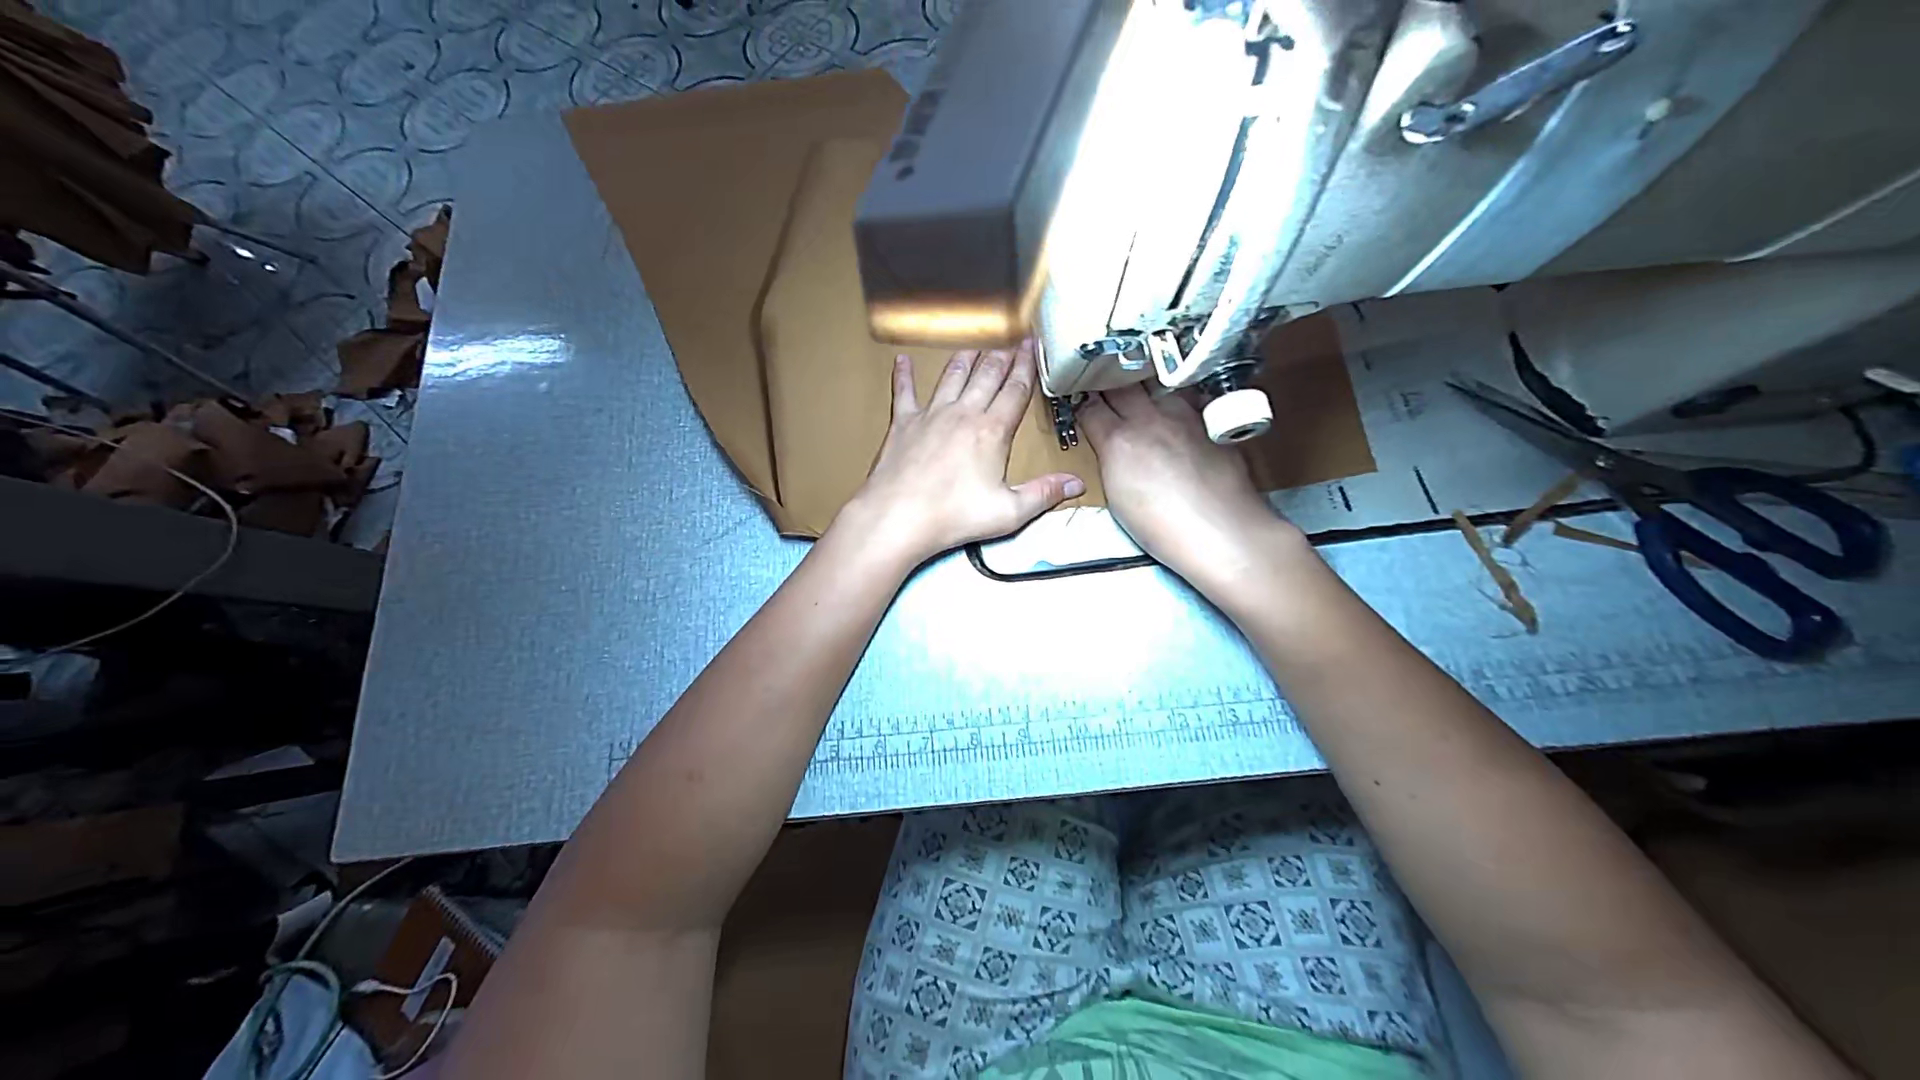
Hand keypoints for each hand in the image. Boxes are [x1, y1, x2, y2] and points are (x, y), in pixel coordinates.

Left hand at [836, 342, 1082, 566]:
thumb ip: (1044, 494)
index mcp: (992, 431)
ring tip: (975, 348)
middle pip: (987, 376)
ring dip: (966, 360)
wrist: (899, 516)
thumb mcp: (1009, 512)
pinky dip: (904, 375)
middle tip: (1011, 343)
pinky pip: (904, 392)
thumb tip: (1076, 485)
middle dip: (1002, 357)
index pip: (1016, 390)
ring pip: (952, 377)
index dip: (1027, 366)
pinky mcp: (903, 424)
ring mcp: (931, 415)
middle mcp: (963, 414)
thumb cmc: (954, 516)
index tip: (1032, 347)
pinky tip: (902, 361)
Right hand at [1078, 384, 1304, 596]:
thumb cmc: (1167, 528)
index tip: (1081, 407)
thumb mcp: (1117, 498)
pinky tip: (1173, 412)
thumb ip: (1111, 461)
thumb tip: (1109, 448)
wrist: (1220, 532)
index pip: (1089, 408)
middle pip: (1119, 385)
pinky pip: (1187, 397)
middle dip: (1107, 386)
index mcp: (1118, 441)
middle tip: (1101, 390)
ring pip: (1154, 382)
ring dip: (1141, 386)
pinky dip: (1174, 398)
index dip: (1082, 405)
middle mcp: (1150, 420)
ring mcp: (1183, 416)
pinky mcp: (1209, 422)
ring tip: (1137, 392)